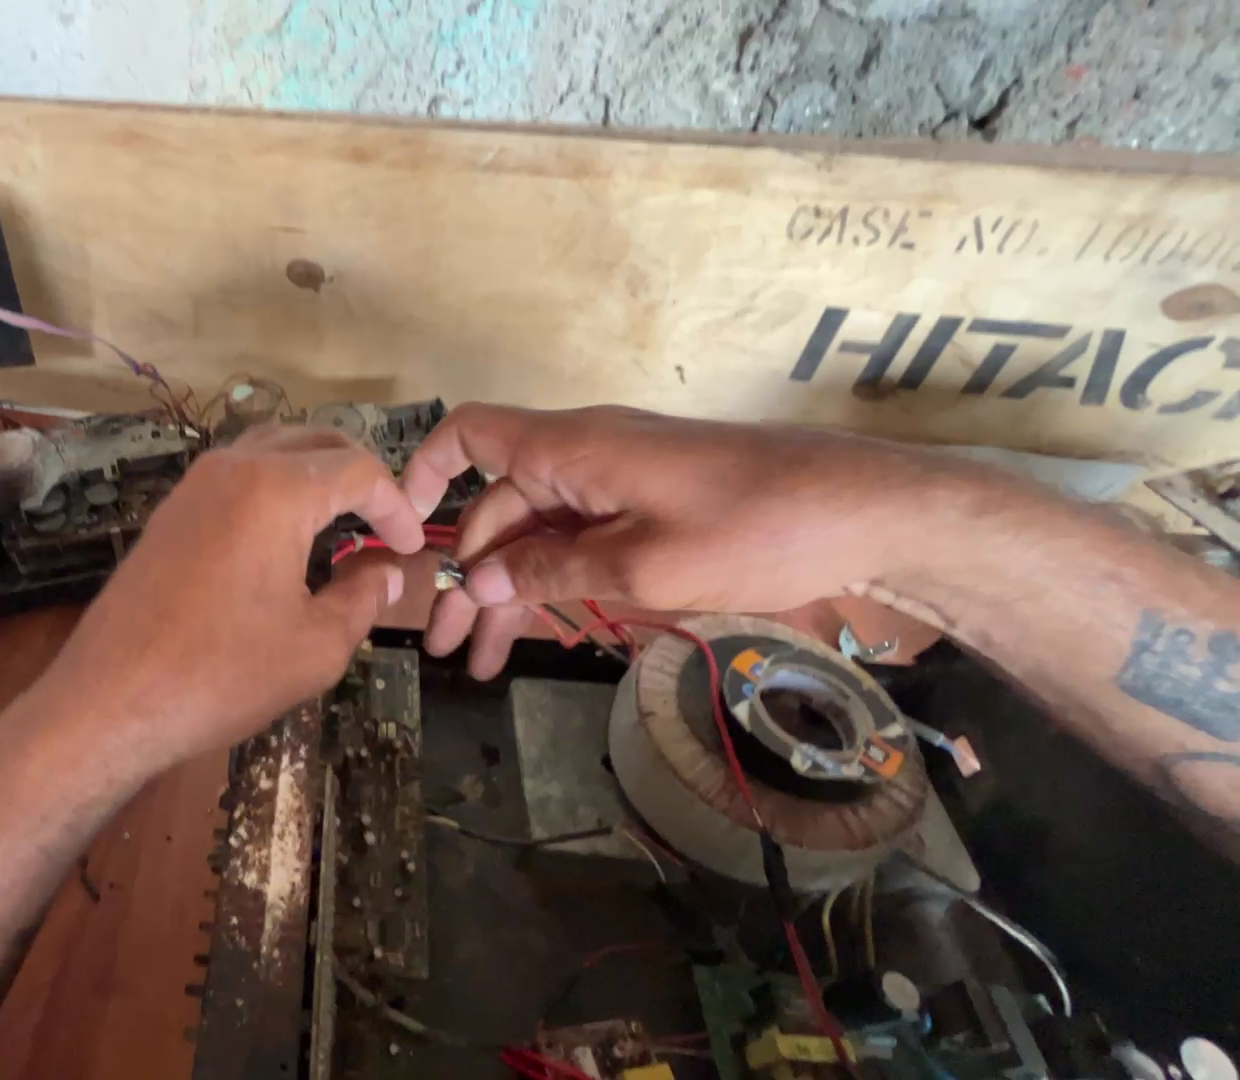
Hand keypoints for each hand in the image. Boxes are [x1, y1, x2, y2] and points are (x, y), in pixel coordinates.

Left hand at [32, 423, 426, 775]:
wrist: (110, 699)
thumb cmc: (222, 674)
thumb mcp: (315, 646)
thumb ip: (362, 598)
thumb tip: (387, 573)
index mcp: (277, 491)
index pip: (358, 470)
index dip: (396, 505)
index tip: (411, 547)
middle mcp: (235, 467)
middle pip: (315, 441)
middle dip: (359, 475)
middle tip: (383, 522)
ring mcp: (195, 484)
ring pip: (272, 448)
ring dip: (315, 472)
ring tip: (340, 519)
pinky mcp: (171, 509)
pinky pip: (238, 473)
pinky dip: (274, 485)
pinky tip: (284, 533)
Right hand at [399, 404, 1019, 678]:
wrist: (870, 515)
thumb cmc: (755, 528)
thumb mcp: (642, 563)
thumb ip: (552, 570)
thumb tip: (479, 584)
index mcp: (570, 450)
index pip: (472, 435)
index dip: (427, 470)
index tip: (404, 525)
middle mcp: (579, 461)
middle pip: (498, 511)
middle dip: (468, 579)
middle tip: (448, 646)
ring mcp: (609, 489)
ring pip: (534, 538)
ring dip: (507, 595)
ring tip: (482, 661)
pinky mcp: (638, 514)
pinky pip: (575, 546)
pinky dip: (551, 588)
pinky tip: (534, 636)